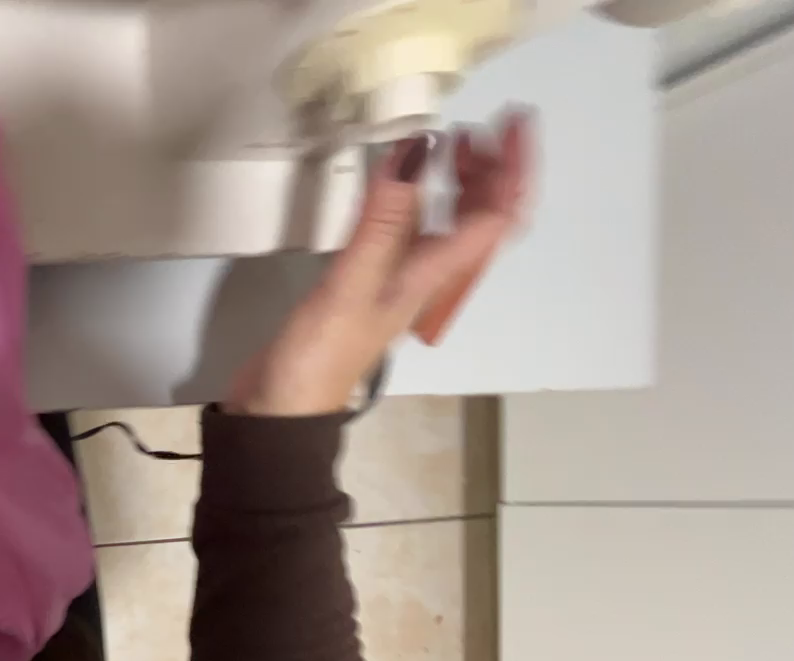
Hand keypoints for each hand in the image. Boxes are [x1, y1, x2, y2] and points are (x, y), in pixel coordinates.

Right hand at [223, 112, 533, 416]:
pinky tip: (386, 190)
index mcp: (433, 276)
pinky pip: (398, 233)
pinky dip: (404, 203)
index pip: (496, 216)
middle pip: (475, 218)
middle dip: (484, 169)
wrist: (280, 405)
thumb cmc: (320, 355)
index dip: (513, 167)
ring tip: (433, 148)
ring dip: (448, 184)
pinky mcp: (358, 285)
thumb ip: (382, 220)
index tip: (506, 121)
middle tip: (465, 129)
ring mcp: (390, 281)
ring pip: (438, 224)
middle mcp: (421, 276)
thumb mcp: (352, 285)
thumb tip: (415, 147)